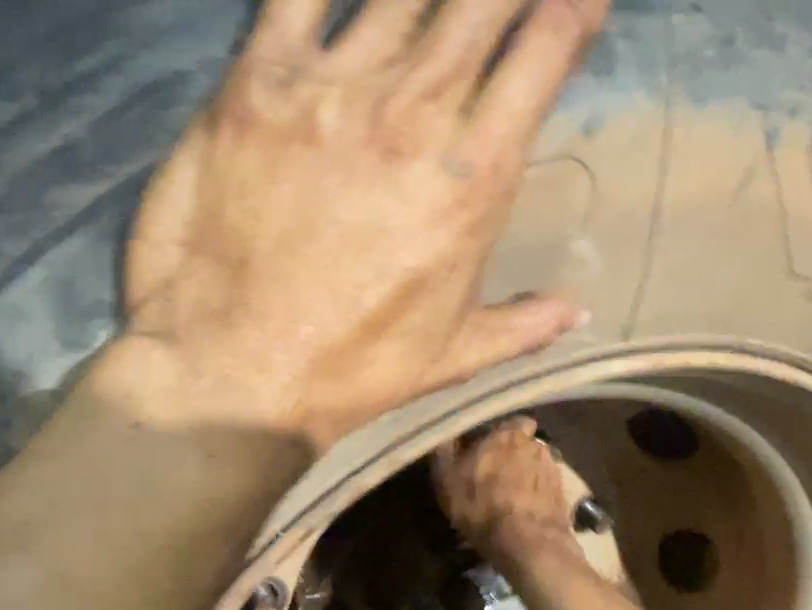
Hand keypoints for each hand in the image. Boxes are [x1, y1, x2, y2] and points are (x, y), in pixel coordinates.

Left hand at [119, 0, 605, 446]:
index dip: (575, 6)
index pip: (545, 53)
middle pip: (481, 3)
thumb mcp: (452, 357)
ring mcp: (333, 87)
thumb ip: (521, 326)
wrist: (234, 371)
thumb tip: (577, 314)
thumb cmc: (352, 371)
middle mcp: (414, 113)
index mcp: (474, 178)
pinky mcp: (256, 80)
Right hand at [432, 416, 579, 567]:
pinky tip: (526, 510)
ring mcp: (553, 468)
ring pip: (536, 465)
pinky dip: (537, 494)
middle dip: (513, 455)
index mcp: (508, 433)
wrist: (527, 542)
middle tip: (498, 474)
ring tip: (513, 496)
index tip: (488, 447)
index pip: (509, 421)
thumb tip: (446, 433)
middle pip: (524, 443)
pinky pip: (545, 487)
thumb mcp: (447, 478)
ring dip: (527, 475)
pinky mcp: (563, 493)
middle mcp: (535, 444)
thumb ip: (445, 450)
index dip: (499, 434)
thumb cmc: (481, 505)